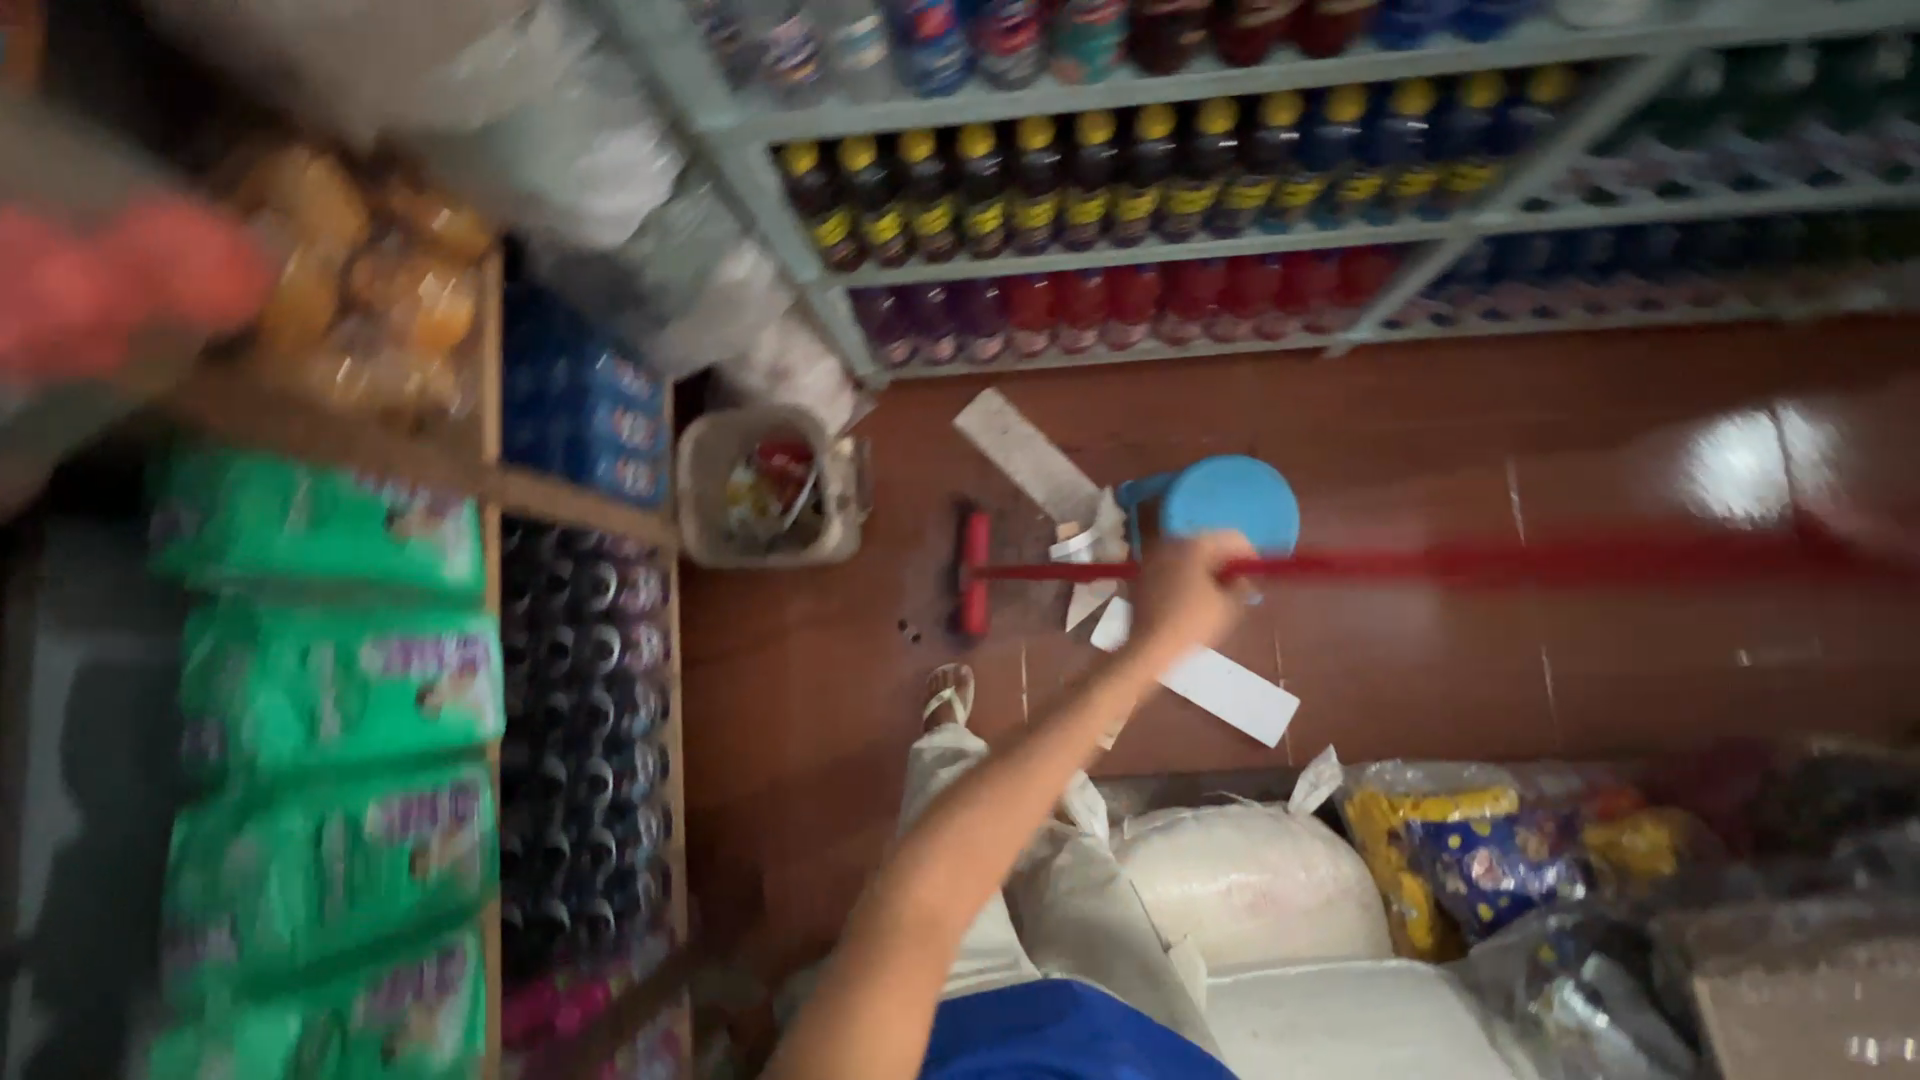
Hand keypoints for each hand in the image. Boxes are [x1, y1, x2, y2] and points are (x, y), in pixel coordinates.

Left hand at [1125, 530, 1255, 666]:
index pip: (1233, 538)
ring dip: (1205, 568)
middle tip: (1239, 585)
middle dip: (1225, 562)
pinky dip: (1184, 575)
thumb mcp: (1229, 606)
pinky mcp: (1141, 572)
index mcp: (1194, 544)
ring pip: (1188, 555)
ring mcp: (1152, 556)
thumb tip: (1245, 578)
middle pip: (1209, 544)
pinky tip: (1191, 597)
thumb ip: (1243, 585)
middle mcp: (1171, 542)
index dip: (1249, 556)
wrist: (1149, 645)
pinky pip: (1171, 566)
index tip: (1256, 576)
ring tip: (1216, 593)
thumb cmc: (1192, 624)